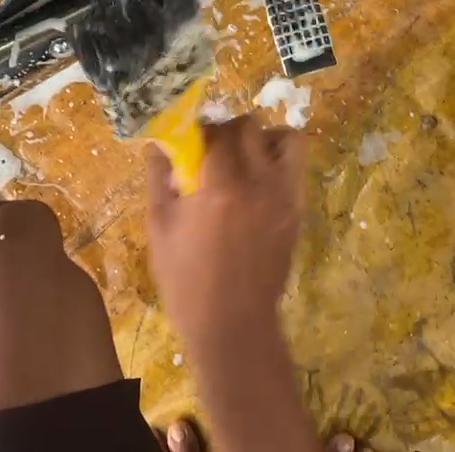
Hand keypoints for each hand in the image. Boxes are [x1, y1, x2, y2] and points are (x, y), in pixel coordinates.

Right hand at [145, 114, 307, 346]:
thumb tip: (157, 145)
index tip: (190, 146)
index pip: (215, 132)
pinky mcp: (297, 210)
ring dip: (263, 139)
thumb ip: (159, 179)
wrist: (233, 326)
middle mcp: (257, 182)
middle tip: (214, 151)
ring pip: (286, 138)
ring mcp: (283, 195)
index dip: (200, 133)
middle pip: (249, 126)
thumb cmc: (188, 282)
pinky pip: (296, 167)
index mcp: (220, 185)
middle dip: (228, 131)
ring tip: (245, 159)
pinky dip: (280, 162)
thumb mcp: (161, 228)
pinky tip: (260, 181)